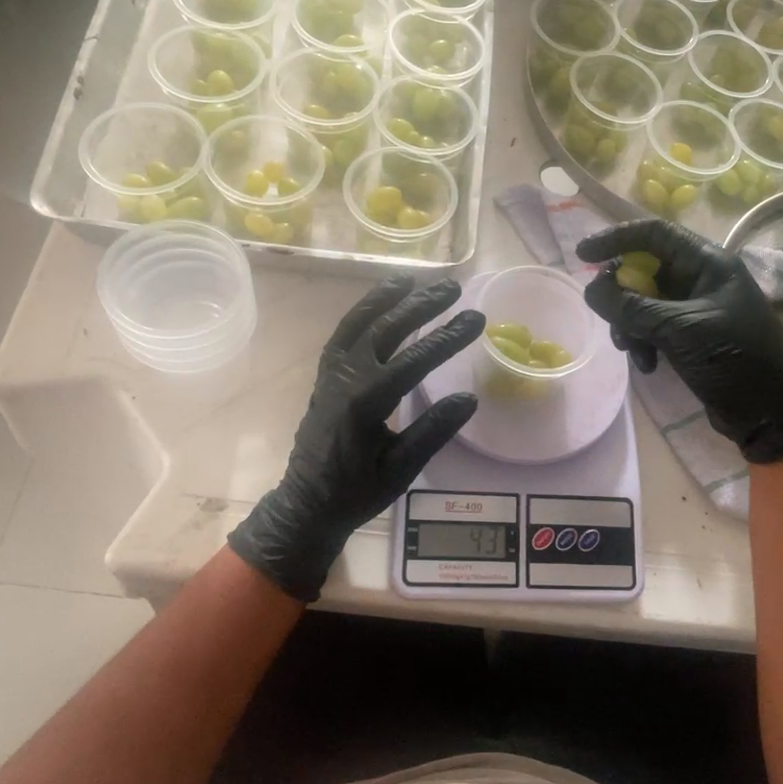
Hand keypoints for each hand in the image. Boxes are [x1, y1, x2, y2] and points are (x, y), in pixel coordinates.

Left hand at [229, 277, 483, 600]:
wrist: (307, 505)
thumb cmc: (356, 493)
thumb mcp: (400, 470)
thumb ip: (432, 432)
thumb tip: (468, 399)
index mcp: (366, 403)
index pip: (413, 360)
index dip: (447, 338)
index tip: (475, 320)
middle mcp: (345, 380)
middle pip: (385, 329)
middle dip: (420, 305)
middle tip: (452, 287)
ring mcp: (331, 376)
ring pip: (359, 325)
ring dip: (386, 299)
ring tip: (412, 279)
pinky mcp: (326, 378)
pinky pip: (342, 336)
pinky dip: (360, 314)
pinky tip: (378, 305)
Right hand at [578, 219, 782, 462]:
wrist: (771, 412)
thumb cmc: (735, 360)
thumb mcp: (679, 330)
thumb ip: (632, 308)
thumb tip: (591, 289)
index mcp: (709, 264)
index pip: (654, 234)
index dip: (616, 238)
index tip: (583, 254)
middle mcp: (702, 279)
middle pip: (644, 270)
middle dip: (621, 295)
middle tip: (607, 317)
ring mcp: (696, 309)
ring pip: (644, 303)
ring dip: (630, 325)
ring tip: (631, 351)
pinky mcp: (692, 337)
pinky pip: (654, 328)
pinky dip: (643, 342)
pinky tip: (648, 365)